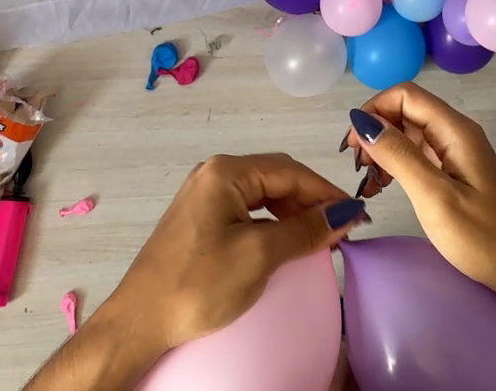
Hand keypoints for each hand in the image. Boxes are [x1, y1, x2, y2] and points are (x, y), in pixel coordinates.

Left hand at [26, 153, 367, 390]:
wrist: (137, 324)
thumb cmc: (198, 285)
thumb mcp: (259, 255)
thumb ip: (306, 229)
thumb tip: (347, 213)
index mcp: (226, 171)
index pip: (290, 171)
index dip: (326, 192)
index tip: (357, 215)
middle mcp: (214, 173)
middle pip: (277, 176)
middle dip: (312, 200)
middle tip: (341, 229)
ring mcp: (204, 195)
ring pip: (263, 193)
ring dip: (294, 212)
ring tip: (319, 238)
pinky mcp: (200, 219)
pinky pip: (247, 210)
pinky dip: (273, 223)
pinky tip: (285, 244)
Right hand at [340, 83, 495, 299]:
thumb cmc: (483, 238)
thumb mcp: (435, 197)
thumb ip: (398, 155)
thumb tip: (362, 121)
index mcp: (455, 130)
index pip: (406, 95)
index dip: (374, 110)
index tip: (353, 146)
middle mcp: (456, 133)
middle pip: (406, 111)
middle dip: (375, 130)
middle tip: (357, 167)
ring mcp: (456, 153)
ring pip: (409, 133)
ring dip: (383, 149)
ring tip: (367, 181)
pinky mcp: (454, 172)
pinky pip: (417, 154)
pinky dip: (395, 165)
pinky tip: (382, 187)